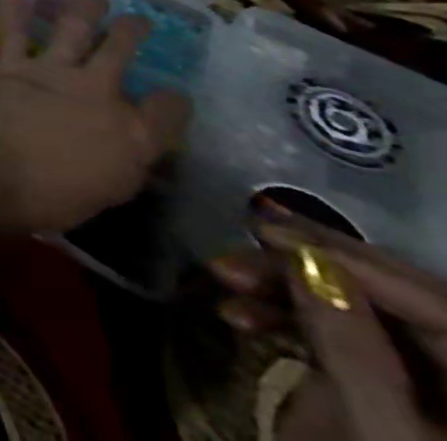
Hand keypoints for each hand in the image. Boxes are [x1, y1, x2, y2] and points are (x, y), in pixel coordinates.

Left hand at [0, 0, 190, 233]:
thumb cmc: (51, 198)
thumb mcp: (109, 191)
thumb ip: (124, 161)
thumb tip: (128, 149)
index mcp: (136, 134)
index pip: (172, 107)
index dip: (173, 99)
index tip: (171, 96)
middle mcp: (102, 94)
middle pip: (124, 52)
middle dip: (132, 32)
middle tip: (137, 21)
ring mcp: (54, 73)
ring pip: (76, 29)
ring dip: (85, 8)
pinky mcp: (11, 66)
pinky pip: (13, 30)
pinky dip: (13, 8)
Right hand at [212, 204, 446, 440]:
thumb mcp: (374, 425)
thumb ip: (352, 349)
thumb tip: (305, 263)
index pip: (437, 304)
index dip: (357, 262)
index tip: (270, 227)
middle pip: (394, 300)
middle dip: (309, 265)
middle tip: (242, 238)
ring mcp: (430, 376)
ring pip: (359, 308)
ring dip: (284, 286)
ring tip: (223, 277)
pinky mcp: (389, 380)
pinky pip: (340, 331)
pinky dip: (285, 315)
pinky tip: (239, 315)